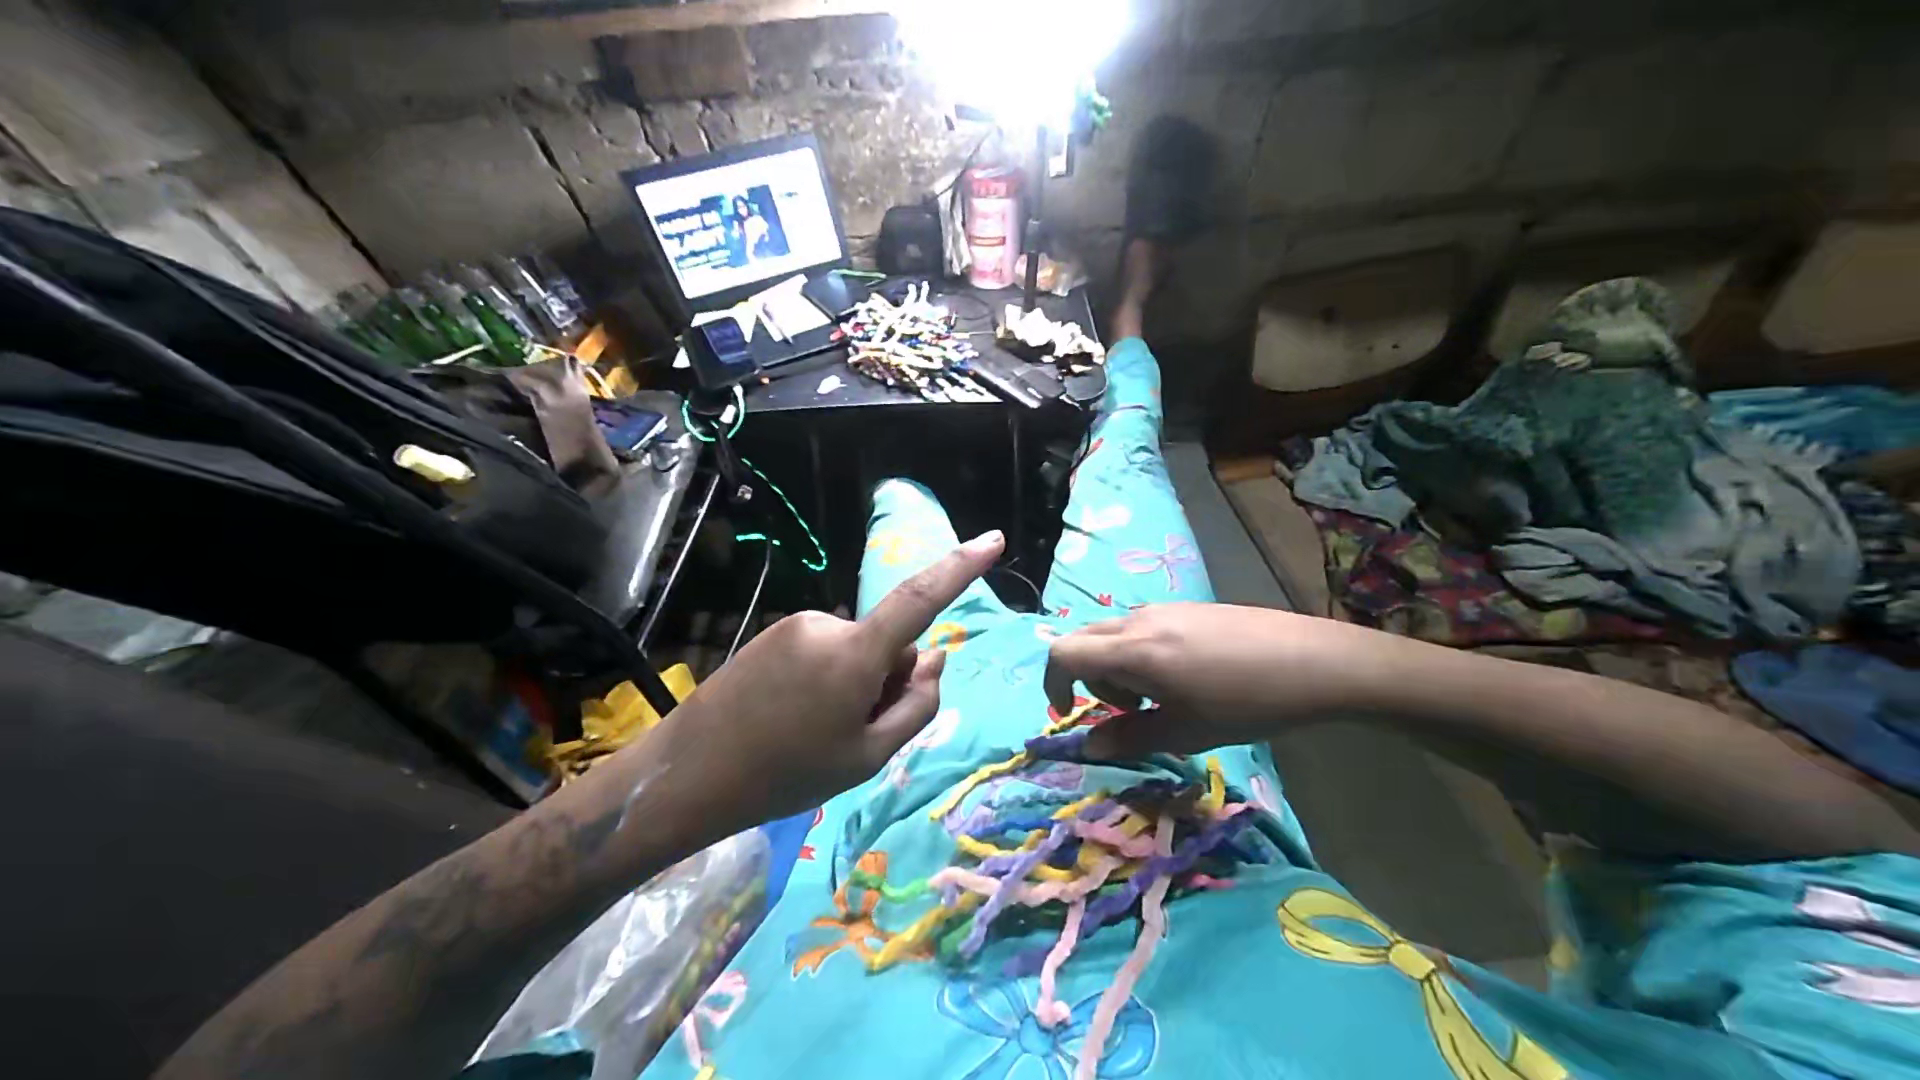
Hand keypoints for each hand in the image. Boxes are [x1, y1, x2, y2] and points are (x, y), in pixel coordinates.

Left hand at [635, 529, 1005, 835]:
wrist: (689, 775)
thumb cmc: (786, 775)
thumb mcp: (869, 756)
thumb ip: (917, 705)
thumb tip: (935, 659)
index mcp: (855, 654)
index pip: (921, 599)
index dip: (962, 567)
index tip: (995, 539)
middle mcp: (827, 624)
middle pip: (889, 642)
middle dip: (887, 678)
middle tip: (855, 730)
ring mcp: (796, 625)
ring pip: (857, 647)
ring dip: (855, 680)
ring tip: (818, 729)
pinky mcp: (774, 633)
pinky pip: (825, 648)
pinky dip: (828, 676)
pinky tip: (795, 715)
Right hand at [1044, 603, 1387, 756]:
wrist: (1314, 662)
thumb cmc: (1244, 703)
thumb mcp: (1184, 731)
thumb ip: (1129, 738)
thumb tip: (1089, 745)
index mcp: (1132, 650)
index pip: (1062, 653)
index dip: (1052, 684)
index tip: (1068, 712)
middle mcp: (1139, 620)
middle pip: (1085, 642)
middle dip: (1090, 680)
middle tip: (1128, 711)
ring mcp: (1165, 609)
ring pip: (1115, 636)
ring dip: (1118, 669)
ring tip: (1163, 697)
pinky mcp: (1189, 607)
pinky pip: (1144, 629)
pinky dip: (1142, 655)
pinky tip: (1188, 677)